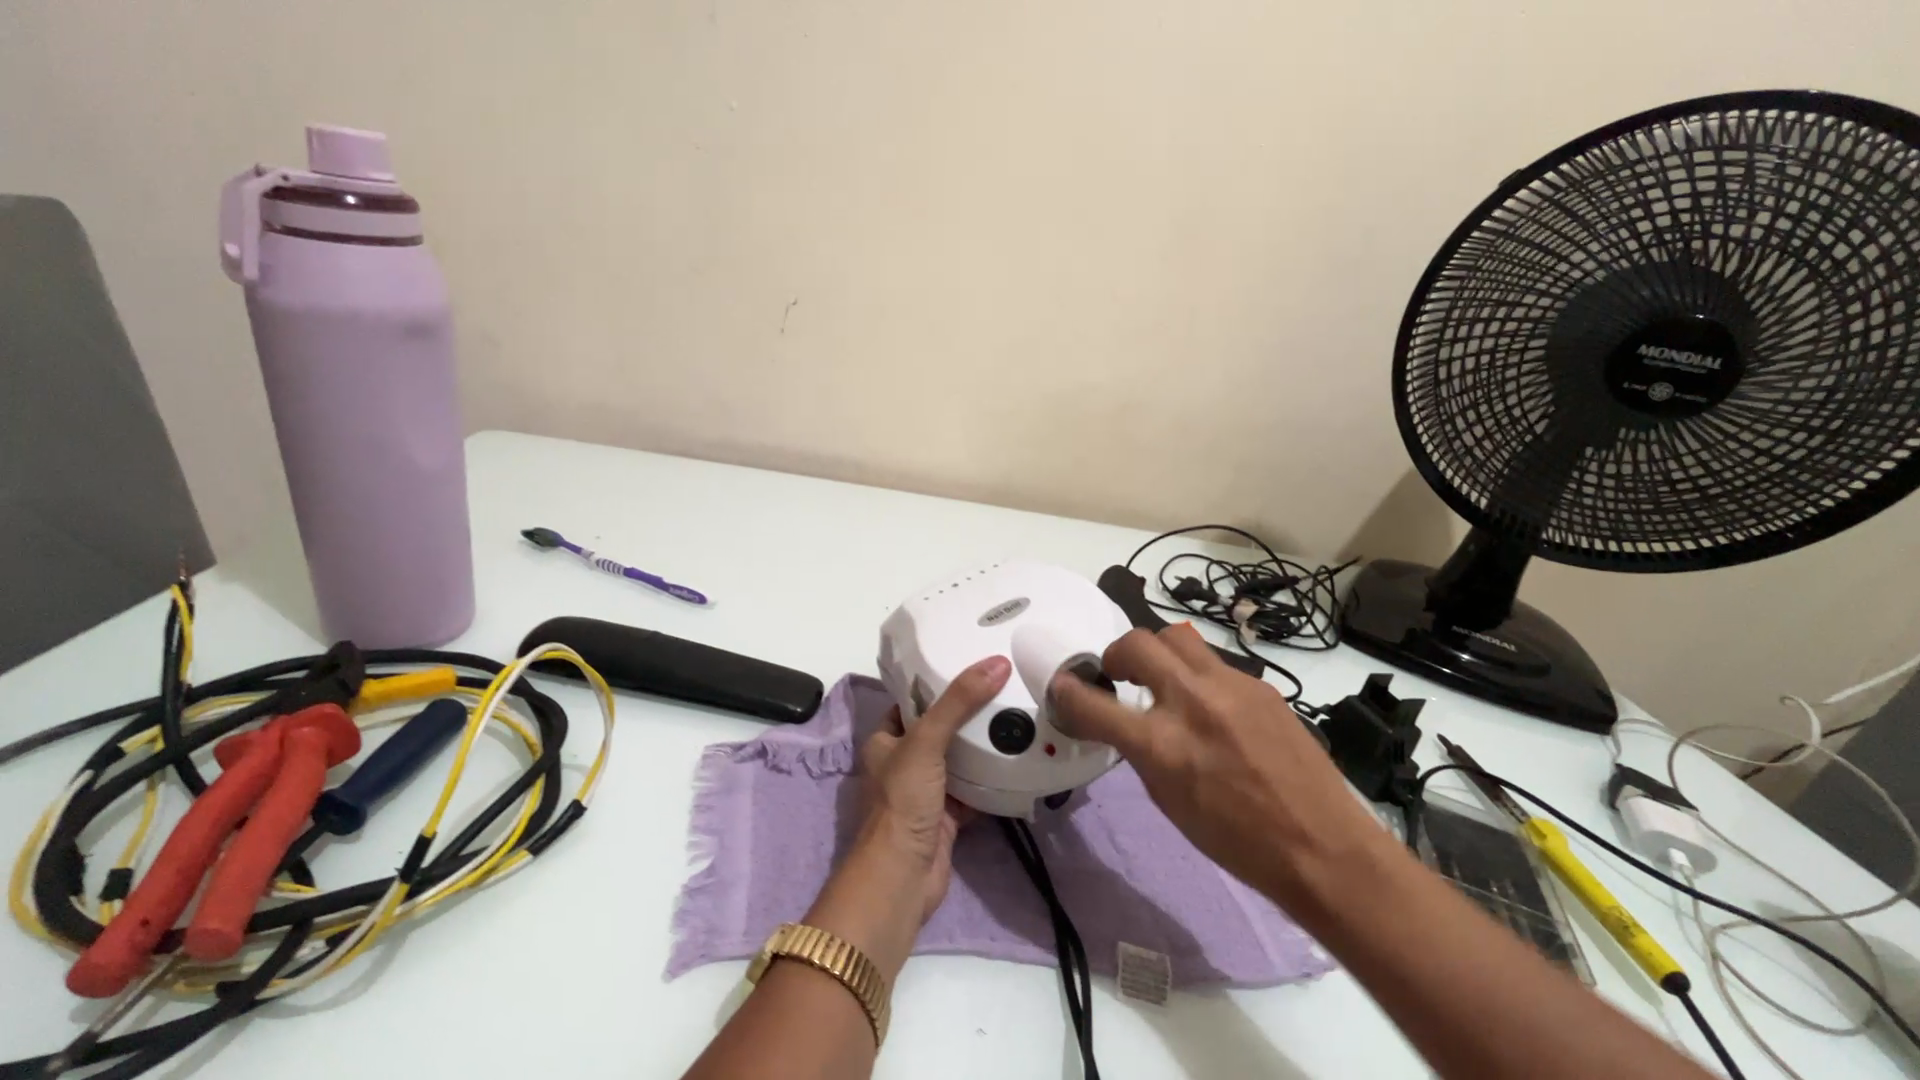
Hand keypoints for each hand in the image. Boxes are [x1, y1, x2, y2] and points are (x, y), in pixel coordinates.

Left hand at [800, 655, 1009, 979]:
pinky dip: (993, 780)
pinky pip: (974, 791)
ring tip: (1017, 717)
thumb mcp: (926, 742)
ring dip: (982, 747)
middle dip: (967, 715)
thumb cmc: (903, 801)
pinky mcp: (948, 818)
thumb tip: (996, 663)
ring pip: (958, 761)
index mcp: (885, 741)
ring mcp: (926, 793)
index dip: (936, 685)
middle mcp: (902, 764)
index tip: (970, 664)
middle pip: (939, 731)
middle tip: (1003, 689)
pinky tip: (1019, 762)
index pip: (911, 703)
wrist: (902, 876)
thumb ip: (959, 703)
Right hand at [1050, 625, 1387, 908]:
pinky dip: (1197, 675)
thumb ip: (1142, 752)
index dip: (1066, 693)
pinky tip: (1210, 707)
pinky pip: (1214, 663)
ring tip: (1162, 682)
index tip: (1062, 688)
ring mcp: (1231, 687)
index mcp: (1162, 746)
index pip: (1093, 703)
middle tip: (1118, 677)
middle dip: (1114, 655)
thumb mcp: (1169, 801)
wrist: (1321, 845)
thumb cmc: (1237, 841)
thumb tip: (1129, 724)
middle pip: (1135, 643)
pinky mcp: (1261, 686)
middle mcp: (1192, 703)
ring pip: (1176, 638)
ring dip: (1156, 653)